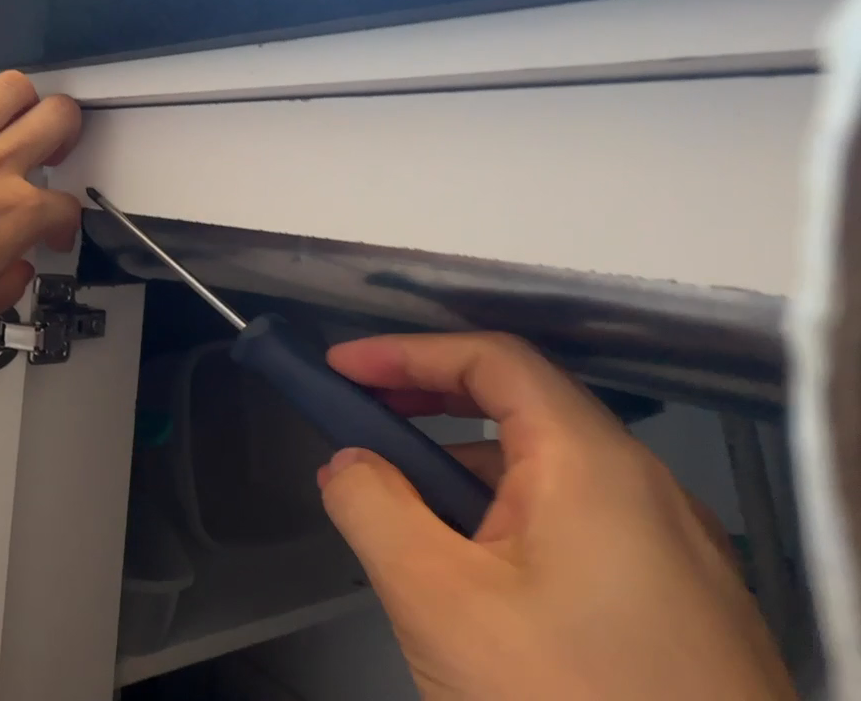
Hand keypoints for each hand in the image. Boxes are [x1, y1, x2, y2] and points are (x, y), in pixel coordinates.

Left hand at [0, 71, 81, 338]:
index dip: (64, 222)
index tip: (51, 229)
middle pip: (58, 119)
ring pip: (12, 87)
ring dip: (24, 100)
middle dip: (67, 131)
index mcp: (14, 214)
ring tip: (15, 116)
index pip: (63, 207)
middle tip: (54, 146)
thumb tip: (14, 274)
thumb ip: (3, 288)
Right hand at [318, 332, 793, 700]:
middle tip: (358, 412)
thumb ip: (371, 506)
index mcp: (595, 469)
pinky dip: (499, 510)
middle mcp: (647, 493)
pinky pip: (572, 520)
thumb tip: (347, 466)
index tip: (341, 367)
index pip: (494, 361)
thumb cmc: (564, 699)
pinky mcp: (677, 604)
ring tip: (395, 500)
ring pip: (545, 468)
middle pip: (521, 404)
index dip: (407, 351)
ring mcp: (673, 550)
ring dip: (457, 461)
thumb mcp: (434, 596)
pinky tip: (462, 562)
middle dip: (426, 398)